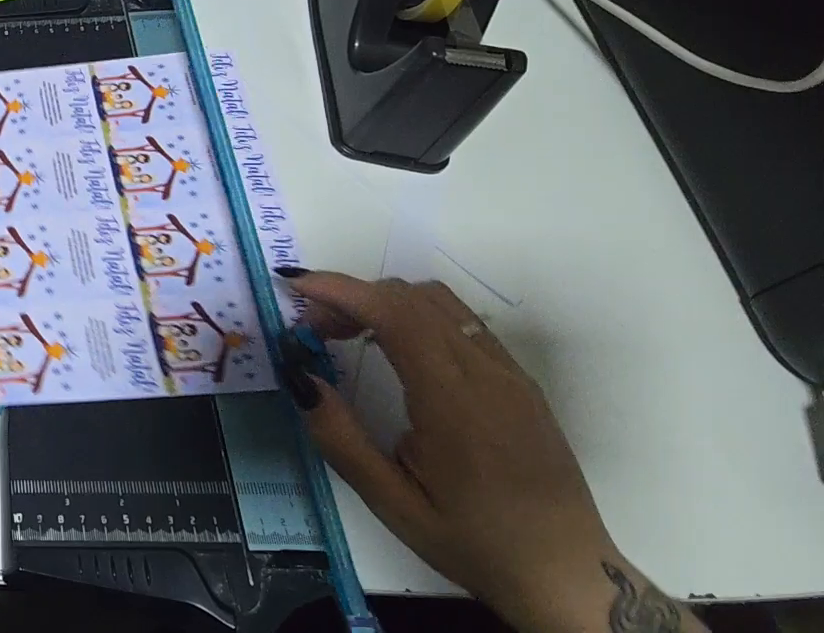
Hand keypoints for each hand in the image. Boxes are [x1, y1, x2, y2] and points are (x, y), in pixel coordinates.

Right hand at [278, 270, 624, 631]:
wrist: (568, 577)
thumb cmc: (473, 542)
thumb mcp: (392, 503)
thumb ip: (340, 438)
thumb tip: (299, 376)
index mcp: (457, 403)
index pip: (396, 314)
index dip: (341, 289)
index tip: (294, 286)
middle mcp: (489, 374)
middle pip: (411, 298)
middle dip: (350, 296)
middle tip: (311, 329)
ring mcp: (509, 373)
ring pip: (437, 301)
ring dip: (382, 302)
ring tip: (345, 333)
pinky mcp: (518, 380)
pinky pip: (459, 321)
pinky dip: (411, 314)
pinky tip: (389, 348)